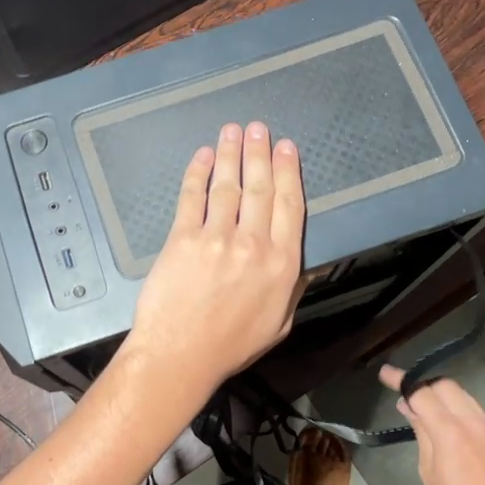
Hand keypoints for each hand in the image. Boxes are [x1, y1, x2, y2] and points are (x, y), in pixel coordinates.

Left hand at [123, 122, 306, 387]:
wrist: (180, 356)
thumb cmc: (230, 346)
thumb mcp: (279, 324)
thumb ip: (293, 289)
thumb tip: (304, 263)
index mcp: (282, 265)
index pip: (289, 206)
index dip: (288, 172)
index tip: (287, 149)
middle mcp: (253, 245)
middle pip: (260, 187)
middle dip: (260, 152)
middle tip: (259, 128)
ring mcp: (216, 239)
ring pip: (228, 186)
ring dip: (231, 153)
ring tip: (232, 130)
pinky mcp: (183, 239)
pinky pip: (192, 197)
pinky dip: (198, 173)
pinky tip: (203, 156)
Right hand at [379, 366, 484, 484]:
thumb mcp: (429, 473)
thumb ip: (422, 435)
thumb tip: (409, 408)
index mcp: (450, 433)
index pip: (422, 394)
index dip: (402, 381)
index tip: (386, 374)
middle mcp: (471, 422)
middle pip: (444, 385)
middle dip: (422, 385)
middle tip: (405, 395)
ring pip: (460, 393)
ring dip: (439, 393)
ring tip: (422, 406)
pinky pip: (471, 406)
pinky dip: (454, 404)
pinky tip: (444, 419)